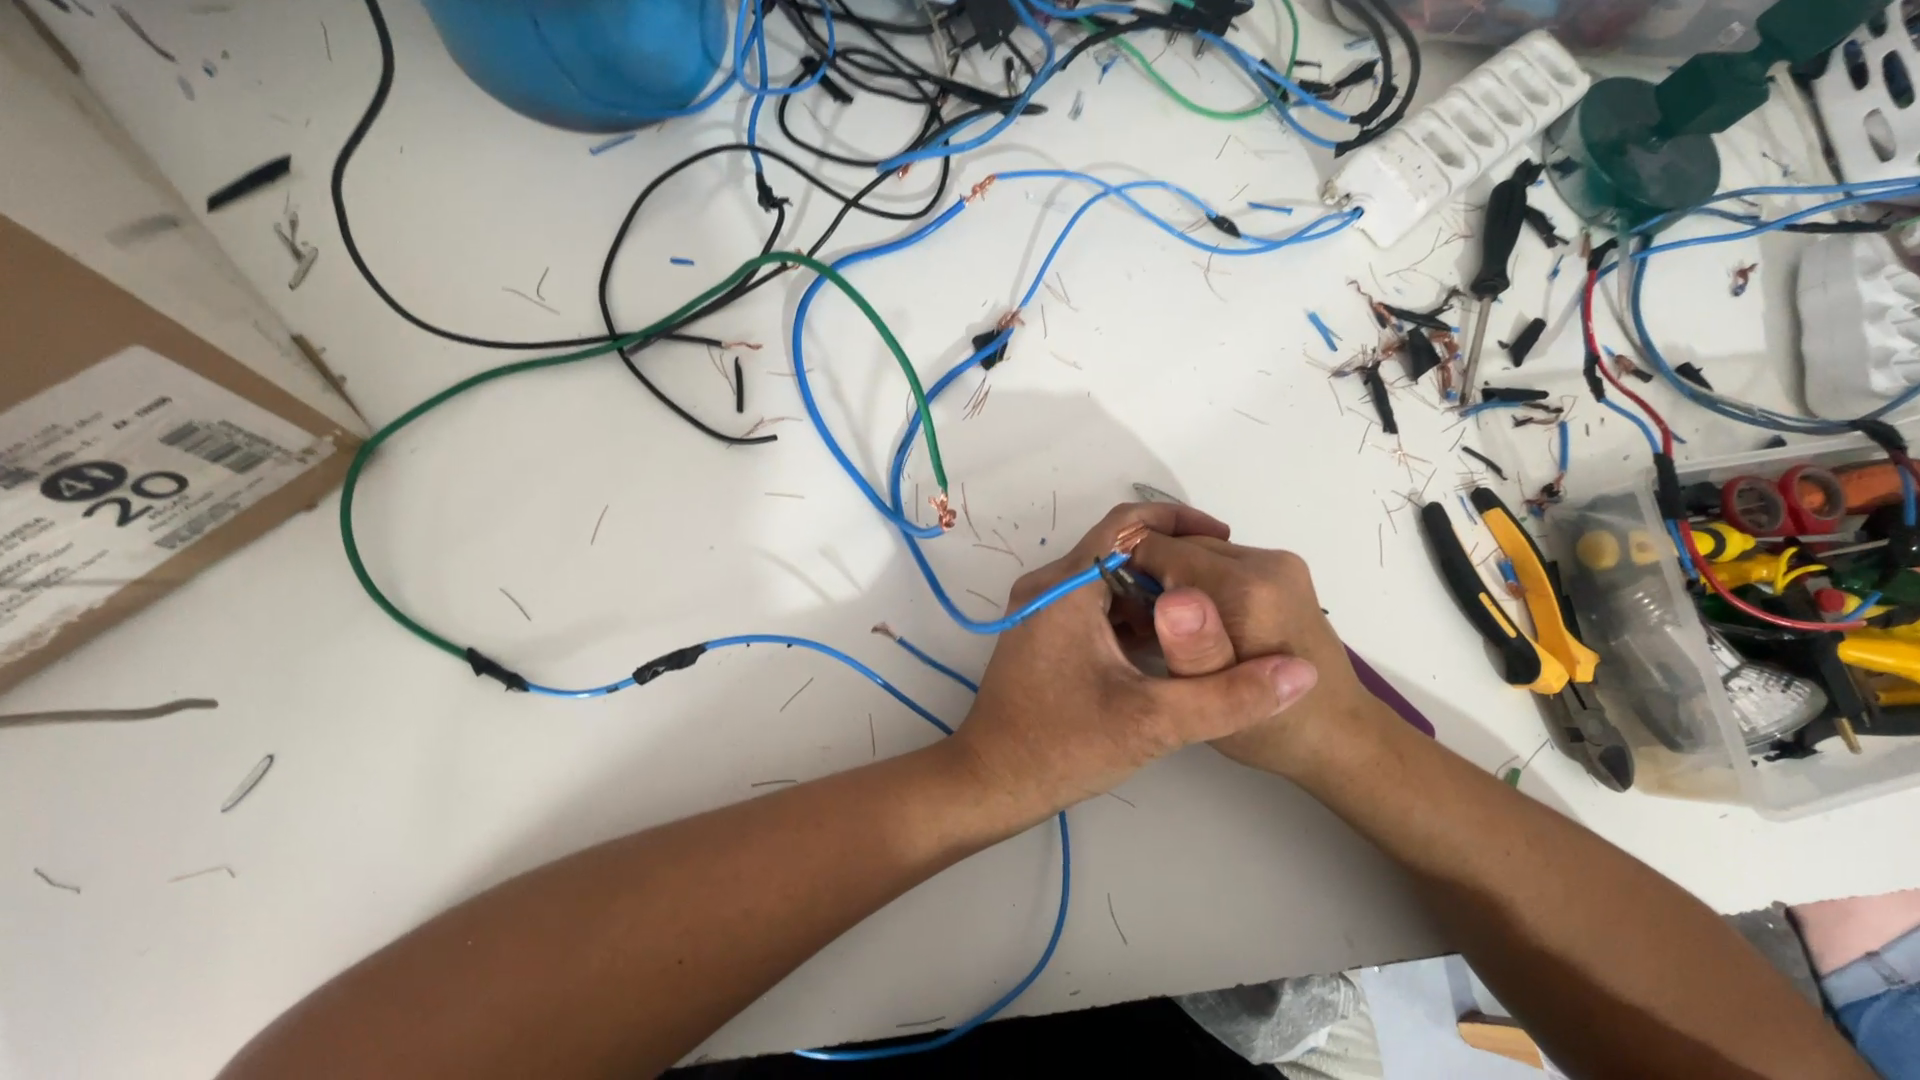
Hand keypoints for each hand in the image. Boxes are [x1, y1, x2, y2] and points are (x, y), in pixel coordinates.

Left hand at [950, 503, 1318, 821]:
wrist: (991, 784)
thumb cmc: (1063, 748)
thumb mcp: (1153, 723)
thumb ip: (1229, 696)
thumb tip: (1300, 672)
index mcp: (1066, 589)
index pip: (1128, 524)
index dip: (1181, 523)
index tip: (1228, 544)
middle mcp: (1049, 588)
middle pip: (1119, 548)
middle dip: (1174, 561)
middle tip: (1227, 584)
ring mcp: (1042, 611)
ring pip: (1108, 578)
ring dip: (1156, 591)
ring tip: (1210, 613)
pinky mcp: (1044, 635)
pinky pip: (1095, 605)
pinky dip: (1133, 614)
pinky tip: (1172, 643)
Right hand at [1127, 528, 1384, 777]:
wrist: (1338, 734)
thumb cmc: (1268, 729)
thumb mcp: (1215, 701)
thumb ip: (1190, 647)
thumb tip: (1170, 596)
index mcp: (1247, 587)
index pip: (1161, 549)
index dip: (1131, 578)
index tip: (1126, 619)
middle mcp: (1268, 562)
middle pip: (1182, 547)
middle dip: (1154, 579)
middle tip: (1147, 632)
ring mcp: (1281, 564)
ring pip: (1200, 552)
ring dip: (1177, 583)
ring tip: (1173, 633)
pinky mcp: (1285, 572)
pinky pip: (1221, 563)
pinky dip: (1201, 585)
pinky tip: (1202, 627)